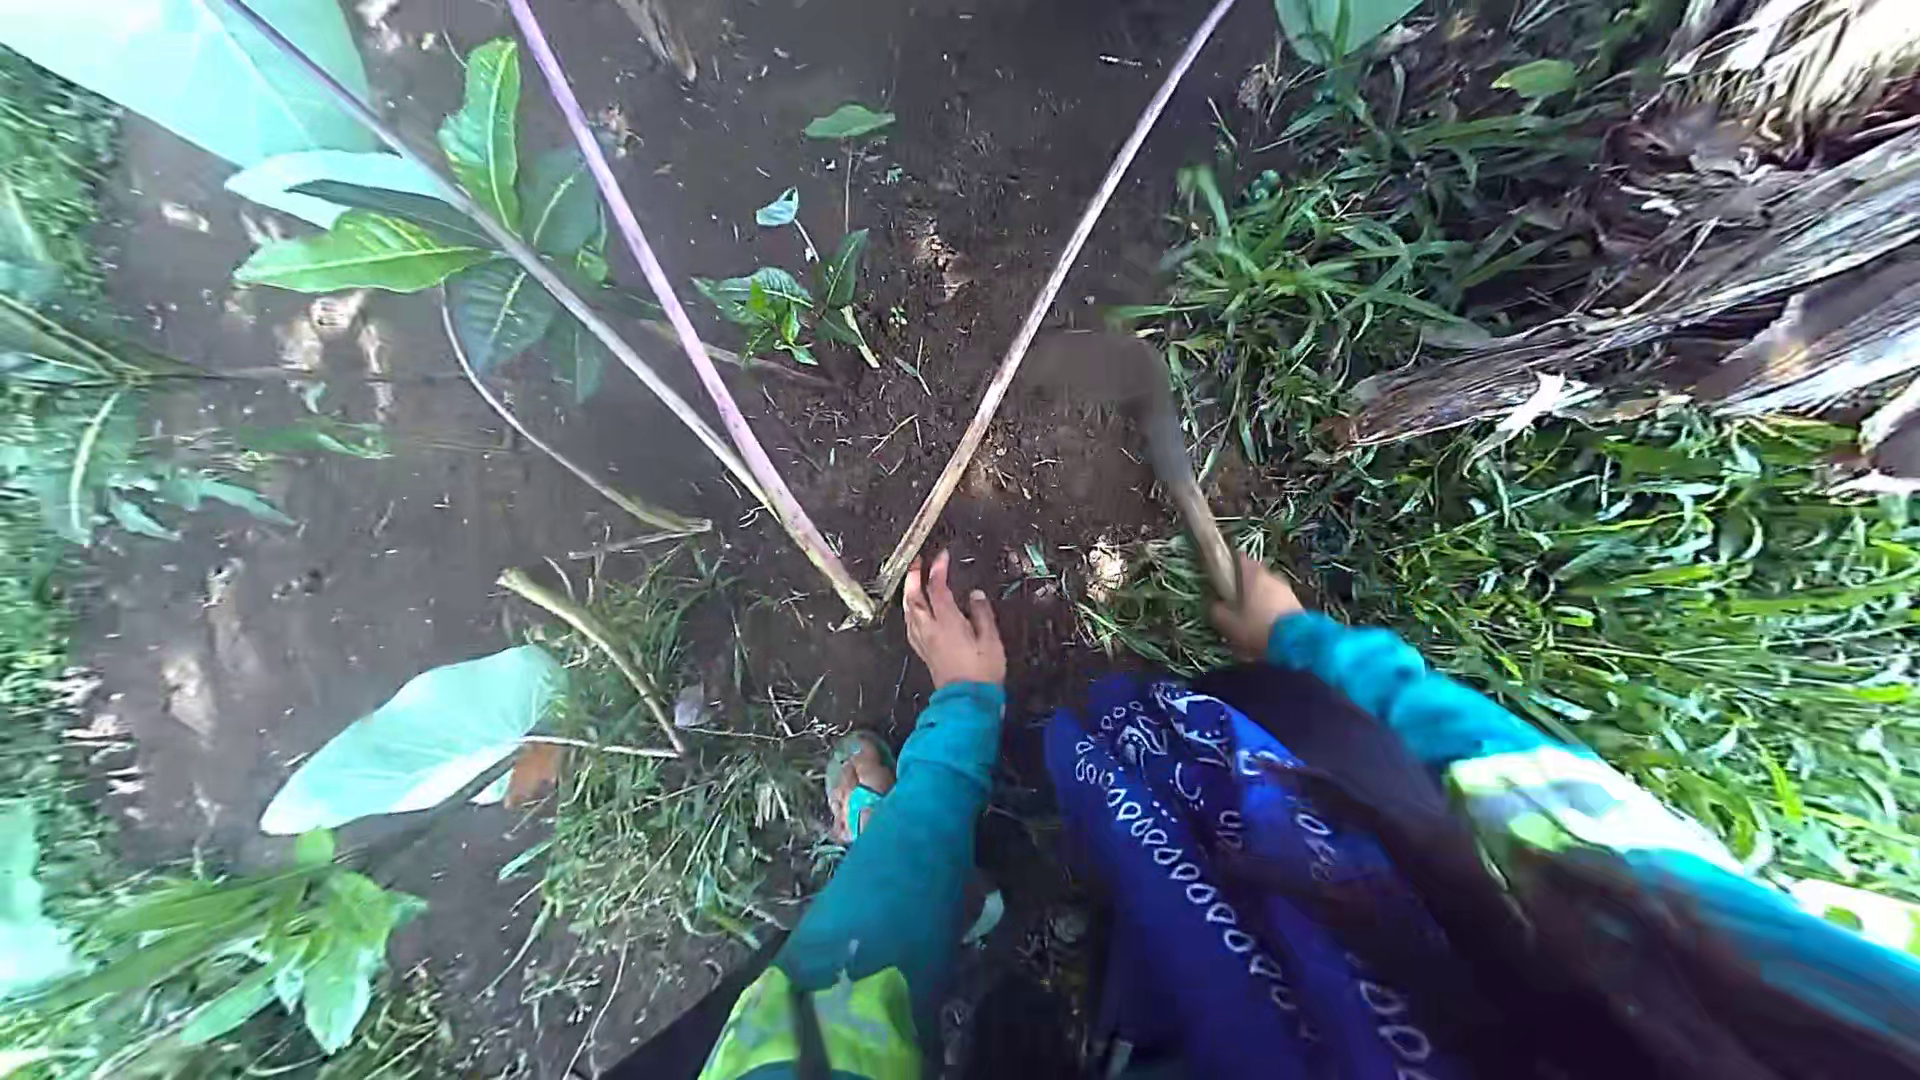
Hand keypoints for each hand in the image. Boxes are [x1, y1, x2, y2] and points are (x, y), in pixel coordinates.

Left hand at [903, 549, 1005, 687]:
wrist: (968, 701)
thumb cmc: (983, 671)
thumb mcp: (991, 639)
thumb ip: (982, 614)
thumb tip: (975, 595)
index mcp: (947, 622)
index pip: (937, 589)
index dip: (938, 570)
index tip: (942, 556)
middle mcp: (930, 629)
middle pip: (914, 598)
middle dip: (914, 577)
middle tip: (917, 562)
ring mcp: (924, 641)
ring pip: (909, 611)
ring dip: (909, 593)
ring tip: (912, 581)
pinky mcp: (924, 652)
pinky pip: (911, 625)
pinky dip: (910, 610)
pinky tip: (914, 611)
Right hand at [1210, 553, 1304, 659]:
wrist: (1296, 646)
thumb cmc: (1256, 628)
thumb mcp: (1226, 622)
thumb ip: (1216, 610)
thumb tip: (1216, 605)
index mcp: (1253, 575)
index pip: (1239, 558)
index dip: (1229, 566)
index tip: (1222, 577)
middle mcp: (1272, 577)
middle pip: (1255, 575)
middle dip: (1245, 586)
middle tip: (1234, 603)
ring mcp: (1288, 591)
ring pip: (1268, 590)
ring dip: (1259, 599)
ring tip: (1250, 619)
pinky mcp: (1299, 606)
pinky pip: (1279, 603)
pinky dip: (1272, 610)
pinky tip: (1266, 627)